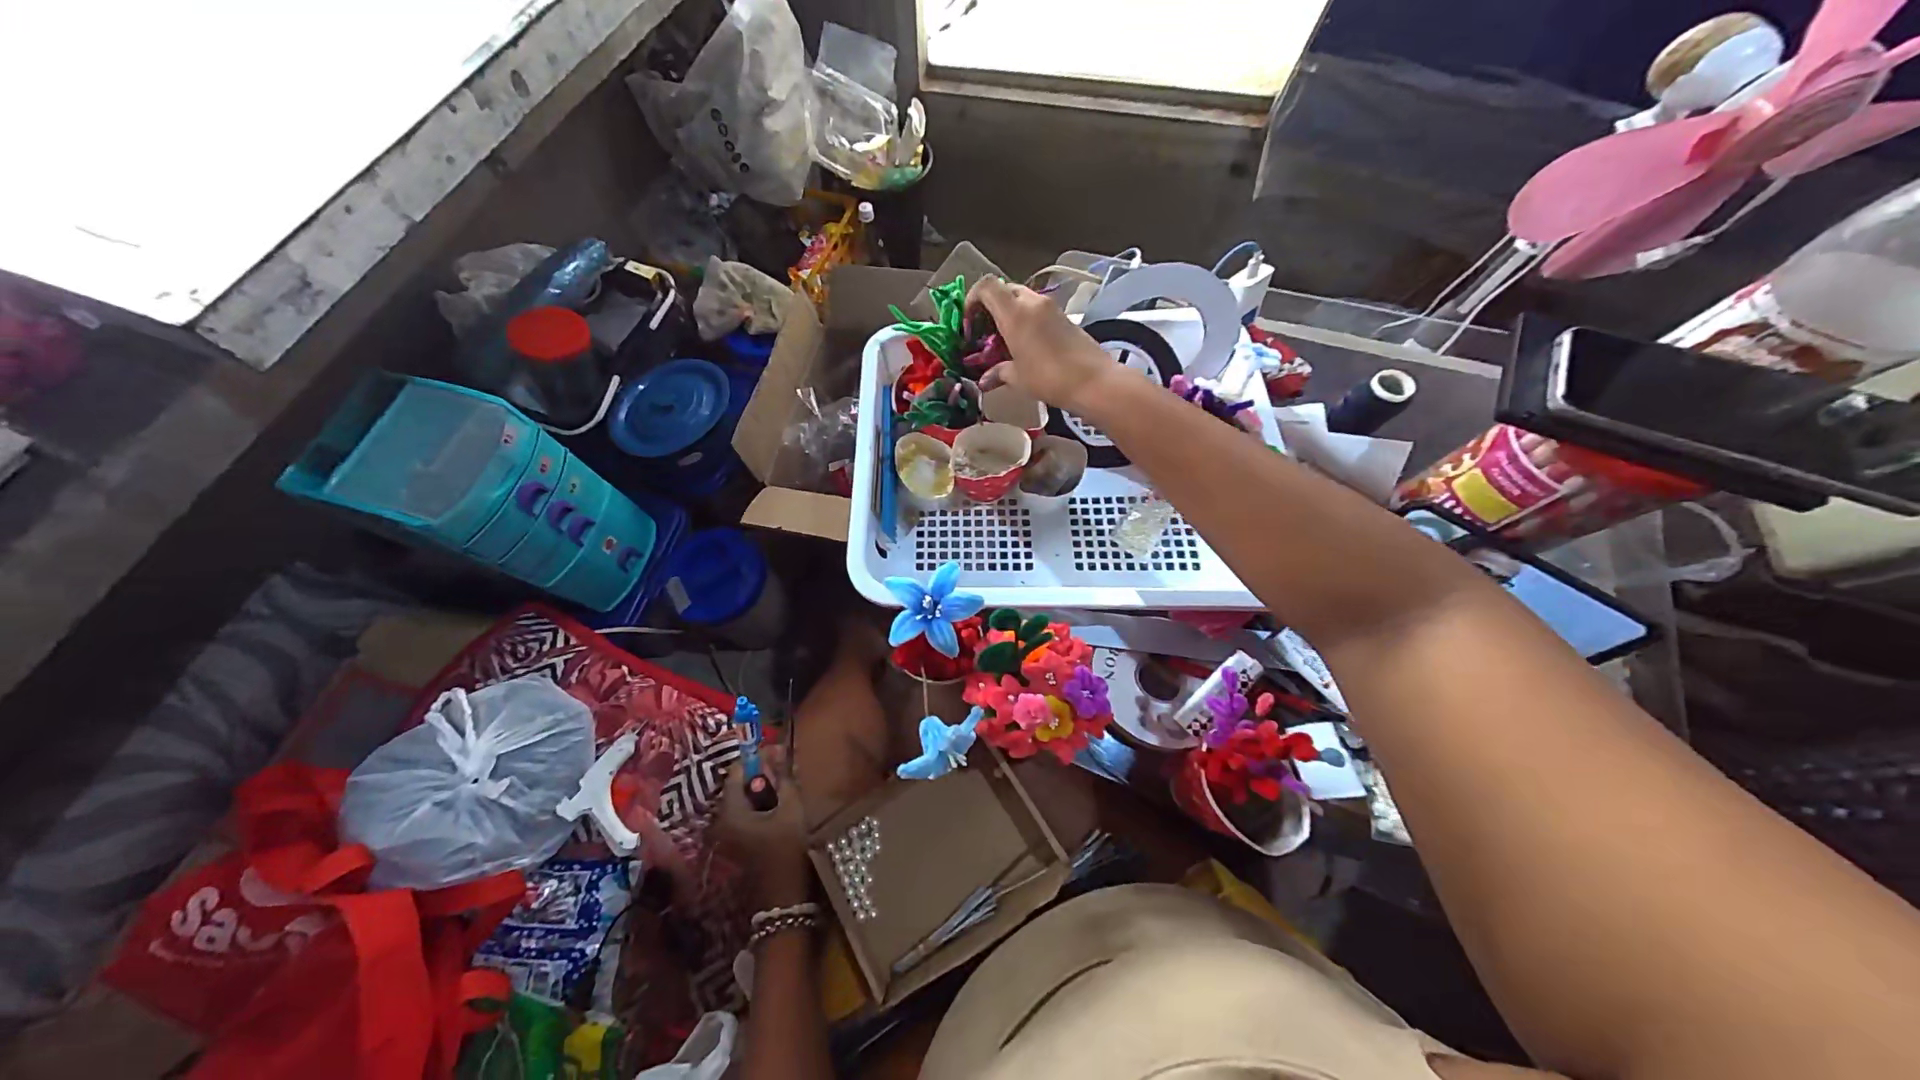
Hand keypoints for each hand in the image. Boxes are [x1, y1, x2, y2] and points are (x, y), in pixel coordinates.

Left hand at [714, 745, 811, 908]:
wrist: (784, 902)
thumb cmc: (787, 851)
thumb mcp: (791, 810)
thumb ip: (783, 780)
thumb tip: (778, 755)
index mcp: (729, 811)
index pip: (738, 770)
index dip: (759, 758)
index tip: (780, 753)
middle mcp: (721, 821)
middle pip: (741, 785)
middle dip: (763, 774)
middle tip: (787, 769)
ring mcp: (728, 835)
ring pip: (746, 801)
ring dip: (765, 791)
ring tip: (788, 786)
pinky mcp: (738, 845)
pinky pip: (748, 815)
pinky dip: (763, 806)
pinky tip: (782, 807)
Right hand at [967, 277, 1121, 413]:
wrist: (1094, 381)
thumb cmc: (1049, 378)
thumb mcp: (1018, 378)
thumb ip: (997, 373)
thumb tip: (984, 380)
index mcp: (1014, 312)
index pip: (986, 286)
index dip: (972, 299)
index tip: (969, 323)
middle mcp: (1032, 302)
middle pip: (1003, 290)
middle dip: (990, 308)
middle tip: (985, 334)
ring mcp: (1050, 308)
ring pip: (1021, 299)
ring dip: (1008, 314)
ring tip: (1004, 342)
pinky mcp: (1064, 317)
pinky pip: (1037, 310)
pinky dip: (1025, 320)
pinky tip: (1025, 345)